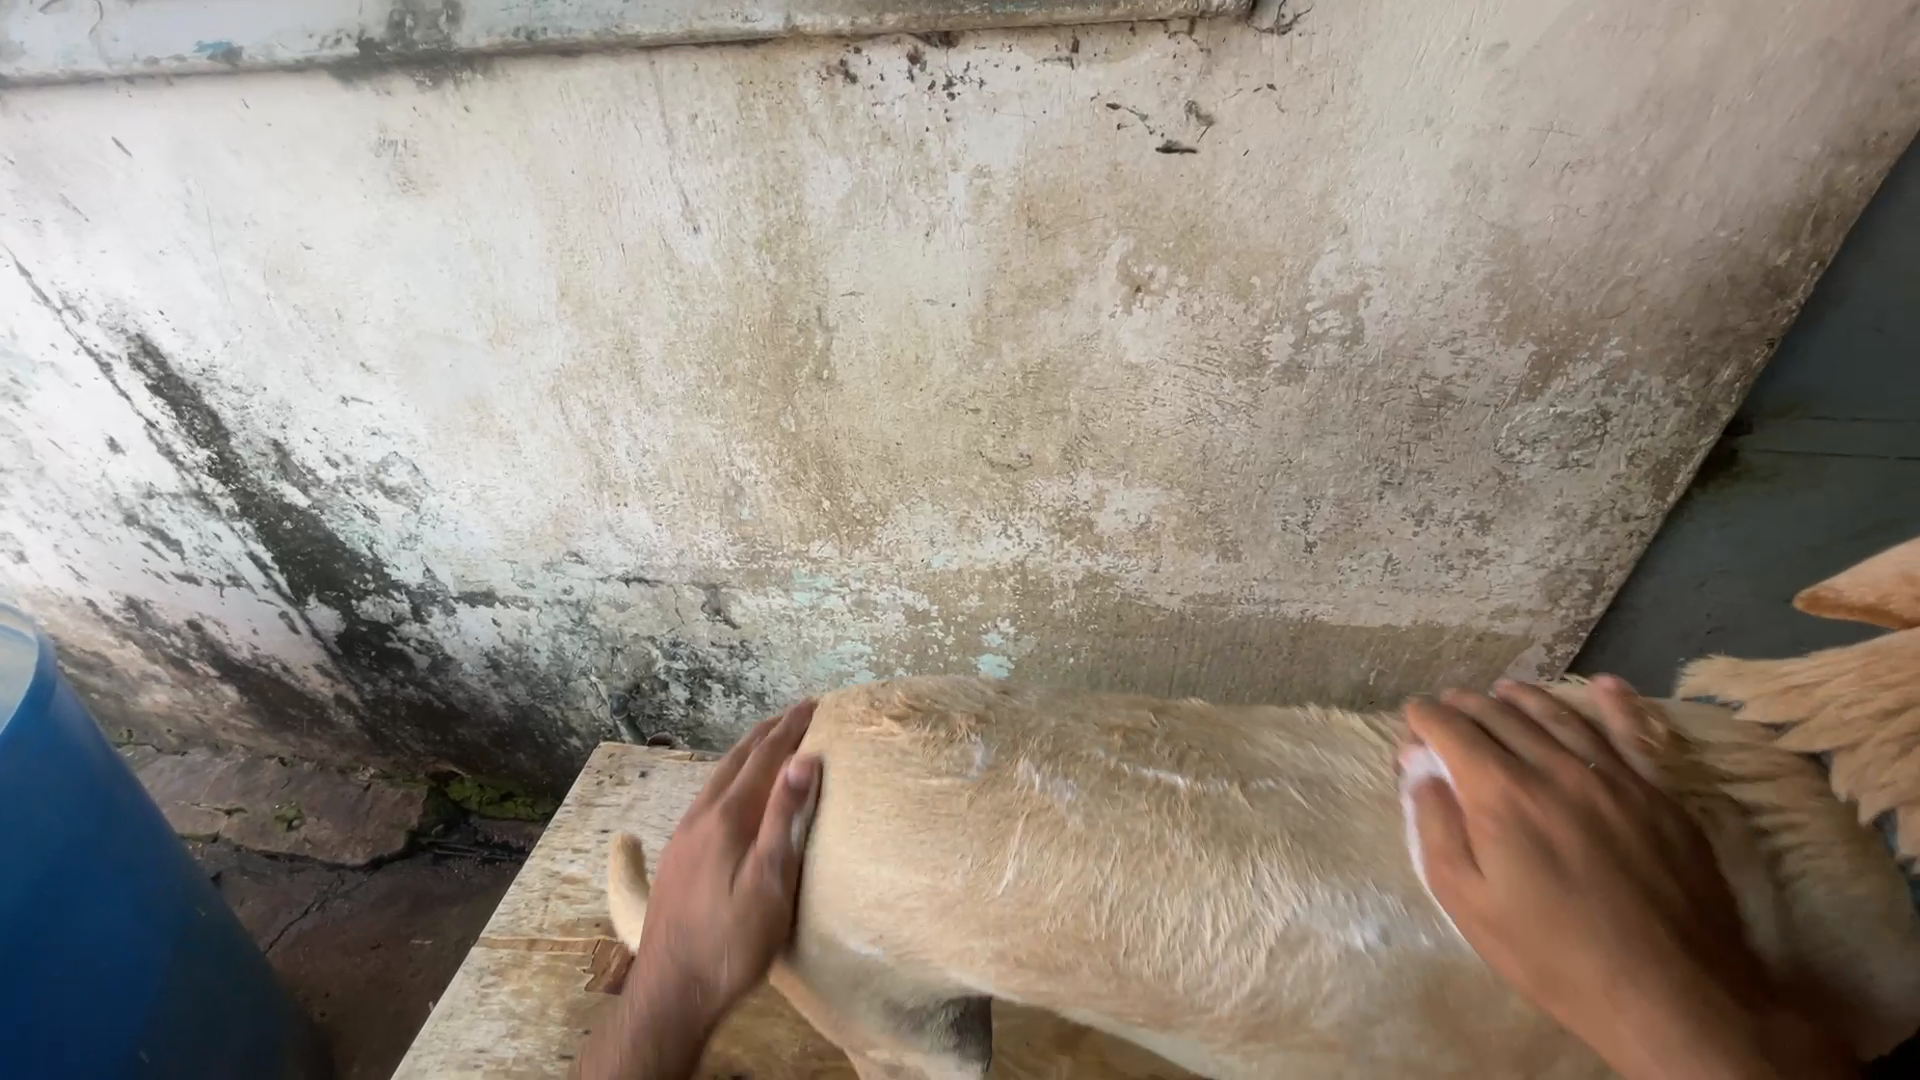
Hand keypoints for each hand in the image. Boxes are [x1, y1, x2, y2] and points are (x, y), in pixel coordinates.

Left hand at [576, 701, 820, 1079]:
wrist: (670, 994)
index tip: (815, 703)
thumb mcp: (770, 882)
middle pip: (738, 758)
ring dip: (750, 750)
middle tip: (798, 712)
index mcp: (727, 817)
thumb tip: (803, 758)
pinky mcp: (677, 854)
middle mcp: (701, 815)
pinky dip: (733, 773)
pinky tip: (736, 787)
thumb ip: (784, 817)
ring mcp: (684, 834)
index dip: (791, 728)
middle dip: (770, 730)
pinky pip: (710, 793)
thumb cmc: (731, 942)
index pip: (765, 757)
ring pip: (720, 774)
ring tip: (771, 738)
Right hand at [1399, 677, 1851, 1079]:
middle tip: (1445, 712)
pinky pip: (1636, 735)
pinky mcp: (1661, 797)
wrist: (1674, 1000)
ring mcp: (1614, 779)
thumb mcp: (1464, 897)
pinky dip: (1617, 705)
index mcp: (1499, 792)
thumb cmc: (1550, 952)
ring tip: (1500, 692)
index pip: (1449, 728)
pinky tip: (1606, 685)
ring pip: (1557, 714)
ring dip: (1520, 698)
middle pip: (1498, 713)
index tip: (1412, 728)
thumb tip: (1417, 767)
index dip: (1422, 719)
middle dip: (1462, 705)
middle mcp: (1553, 769)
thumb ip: (1432, 822)